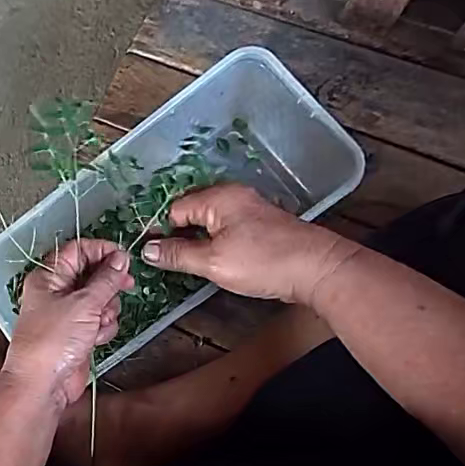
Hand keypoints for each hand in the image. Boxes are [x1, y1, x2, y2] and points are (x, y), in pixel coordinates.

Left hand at [4, 238, 133, 408]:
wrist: (44, 384)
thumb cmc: (51, 342)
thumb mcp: (83, 303)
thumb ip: (106, 279)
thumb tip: (120, 259)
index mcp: (48, 277)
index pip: (78, 250)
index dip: (102, 250)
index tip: (123, 257)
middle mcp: (56, 293)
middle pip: (92, 274)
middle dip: (109, 282)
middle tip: (124, 285)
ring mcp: (67, 314)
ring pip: (100, 298)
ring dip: (107, 309)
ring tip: (100, 321)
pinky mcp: (77, 333)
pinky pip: (99, 321)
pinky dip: (103, 327)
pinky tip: (96, 337)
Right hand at [140, 182, 359, 303]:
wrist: (318, 269)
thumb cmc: (263, 262)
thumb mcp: (212, 262)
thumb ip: (177, 254)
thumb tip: (147, 250)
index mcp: (217, 197)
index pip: (174, 210)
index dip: (160, 232)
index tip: (150, 255)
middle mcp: (232, 196)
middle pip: (190, 212)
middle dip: (176, 235)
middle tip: (165, 262)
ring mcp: (248, 209)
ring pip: (208, 222)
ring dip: (195, 241)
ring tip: (186, 264)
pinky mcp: (260, 225)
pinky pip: (225, 228)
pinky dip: (214, 242)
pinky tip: (213, 261)